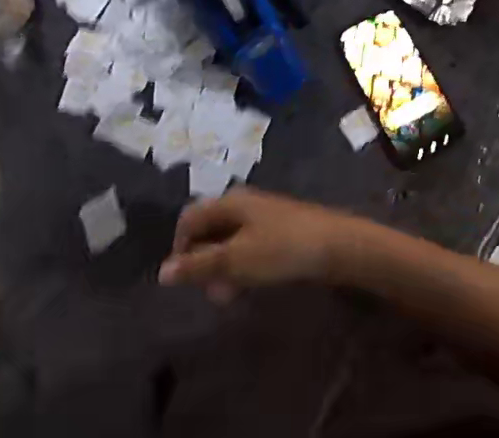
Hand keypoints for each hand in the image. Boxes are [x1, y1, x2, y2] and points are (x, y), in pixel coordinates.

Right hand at [158, 188, 373, 302]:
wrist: (335, 245)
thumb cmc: (281, 249)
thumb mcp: (235, 260)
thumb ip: (198, 265)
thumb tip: (162, 271)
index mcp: (230, 202)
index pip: (189, 218)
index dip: (180, 248)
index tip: (185, 278)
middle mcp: (244, 203)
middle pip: (208, 231)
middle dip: (203, 262)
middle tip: (211, 292)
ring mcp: (263, 216)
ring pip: (228, 242)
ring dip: (222, 269)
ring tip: (229, 296)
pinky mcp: (279, 231)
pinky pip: (248, 247)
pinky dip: (241, 266)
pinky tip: (248, 286)